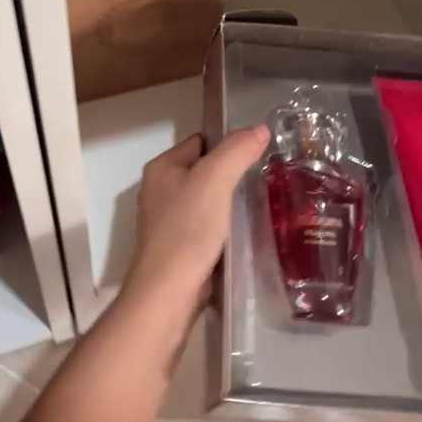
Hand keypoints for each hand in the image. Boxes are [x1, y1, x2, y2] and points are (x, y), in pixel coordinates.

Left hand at [123, 127, 270, 317]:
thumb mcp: (215, 180)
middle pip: (202, 172)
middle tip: (262, 182)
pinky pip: (204, 229)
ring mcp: (166, 222)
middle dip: (229, 176)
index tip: (256, 155)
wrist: (169, 292)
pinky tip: (242, 237)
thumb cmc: (188, 228)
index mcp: (162, 168)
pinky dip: (222, 230)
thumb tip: (259, 129)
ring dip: (227, 206)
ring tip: (258, 208)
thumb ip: (237, 152)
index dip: (227, 145)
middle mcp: (159, 190)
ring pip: (205, 202)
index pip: (199, 142)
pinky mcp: (177, 249)